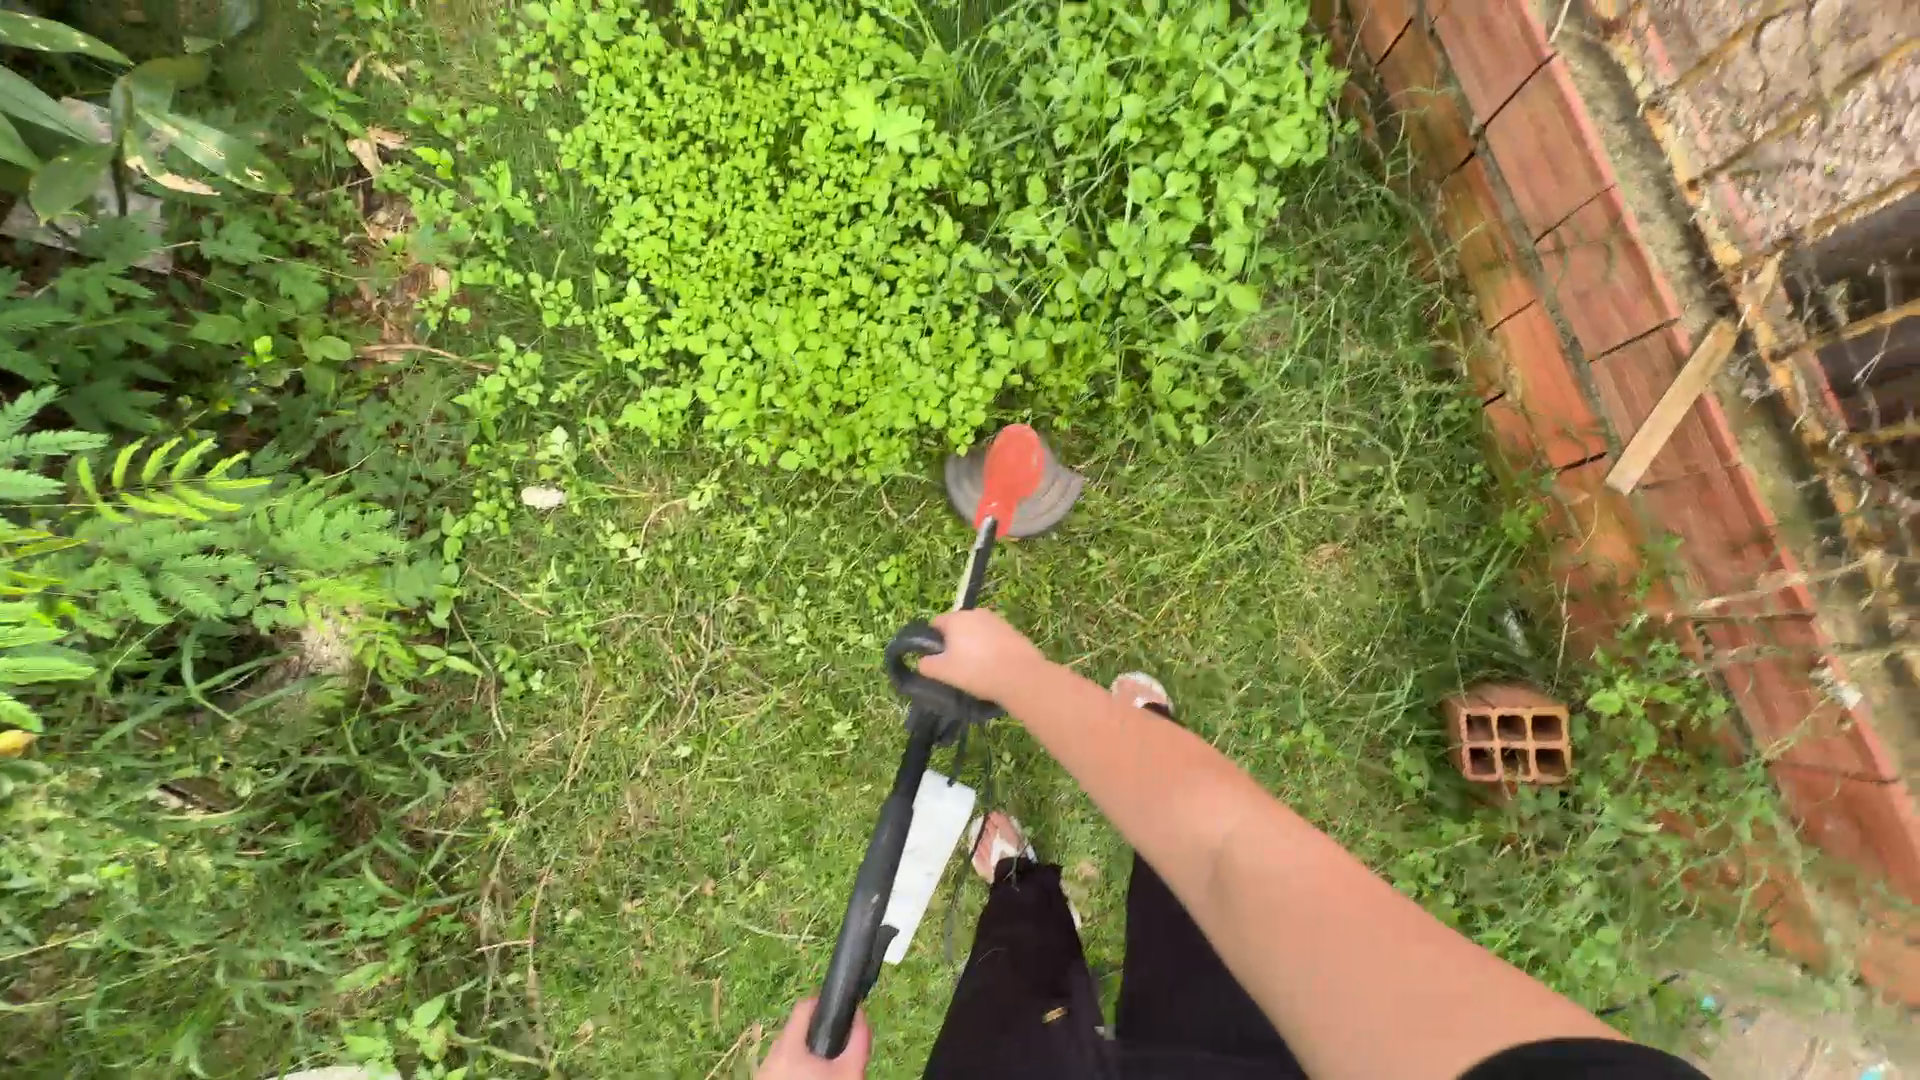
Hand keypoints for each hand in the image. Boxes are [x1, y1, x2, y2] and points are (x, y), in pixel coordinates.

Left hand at [754, 999, 869, 1078]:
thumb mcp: (850, 1075)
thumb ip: (858, 1042)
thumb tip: (860, 1016)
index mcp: (788, 1047)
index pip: (805, 1006)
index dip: (825, 1006)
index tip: (840, 1016)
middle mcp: (770, 1058)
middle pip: (796, 1032)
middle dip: (818, 1038)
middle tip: (837, 1054)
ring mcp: (762, 1076)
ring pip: (788, 1055)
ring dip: (806, 1059)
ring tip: (826, 1075)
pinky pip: (781, 1072)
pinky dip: (796, 1074)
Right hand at [918, 608, 1047, 702]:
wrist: (1020, 676)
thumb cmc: (976, 671)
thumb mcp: (943, 672)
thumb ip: (927, 664)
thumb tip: (922, 661)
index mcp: (956, 618)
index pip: (936, 624)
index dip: (932, 642)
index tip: (937, 660)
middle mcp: (976, 613)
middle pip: (957, 627)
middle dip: (954, 643)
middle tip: (956, 667)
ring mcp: (997, 620)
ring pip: (977, 632)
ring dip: (973, 645)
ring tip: (977, 669)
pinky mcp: (1013, 631)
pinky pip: (993, 638)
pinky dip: (990, 648)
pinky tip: (994, 666)